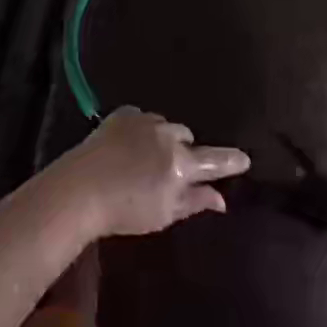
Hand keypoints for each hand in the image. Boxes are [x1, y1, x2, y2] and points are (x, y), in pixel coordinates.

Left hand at [38, 107, 250, 239]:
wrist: (81, 188)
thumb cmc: (125, 210)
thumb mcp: (164, 214)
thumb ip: (194, 201)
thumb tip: (221, 198)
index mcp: (180, 164)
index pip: (213, 160)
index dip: (230, 160)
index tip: (245, 158)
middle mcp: (166, 135)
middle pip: (186, 138)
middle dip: (184, 151)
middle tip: (170, 171)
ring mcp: (143, 120)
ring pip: (164, 126)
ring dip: (162, 139)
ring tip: (145, 159)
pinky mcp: (123, 113)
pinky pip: (142, 118)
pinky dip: (142, 129)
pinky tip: (129, 146)